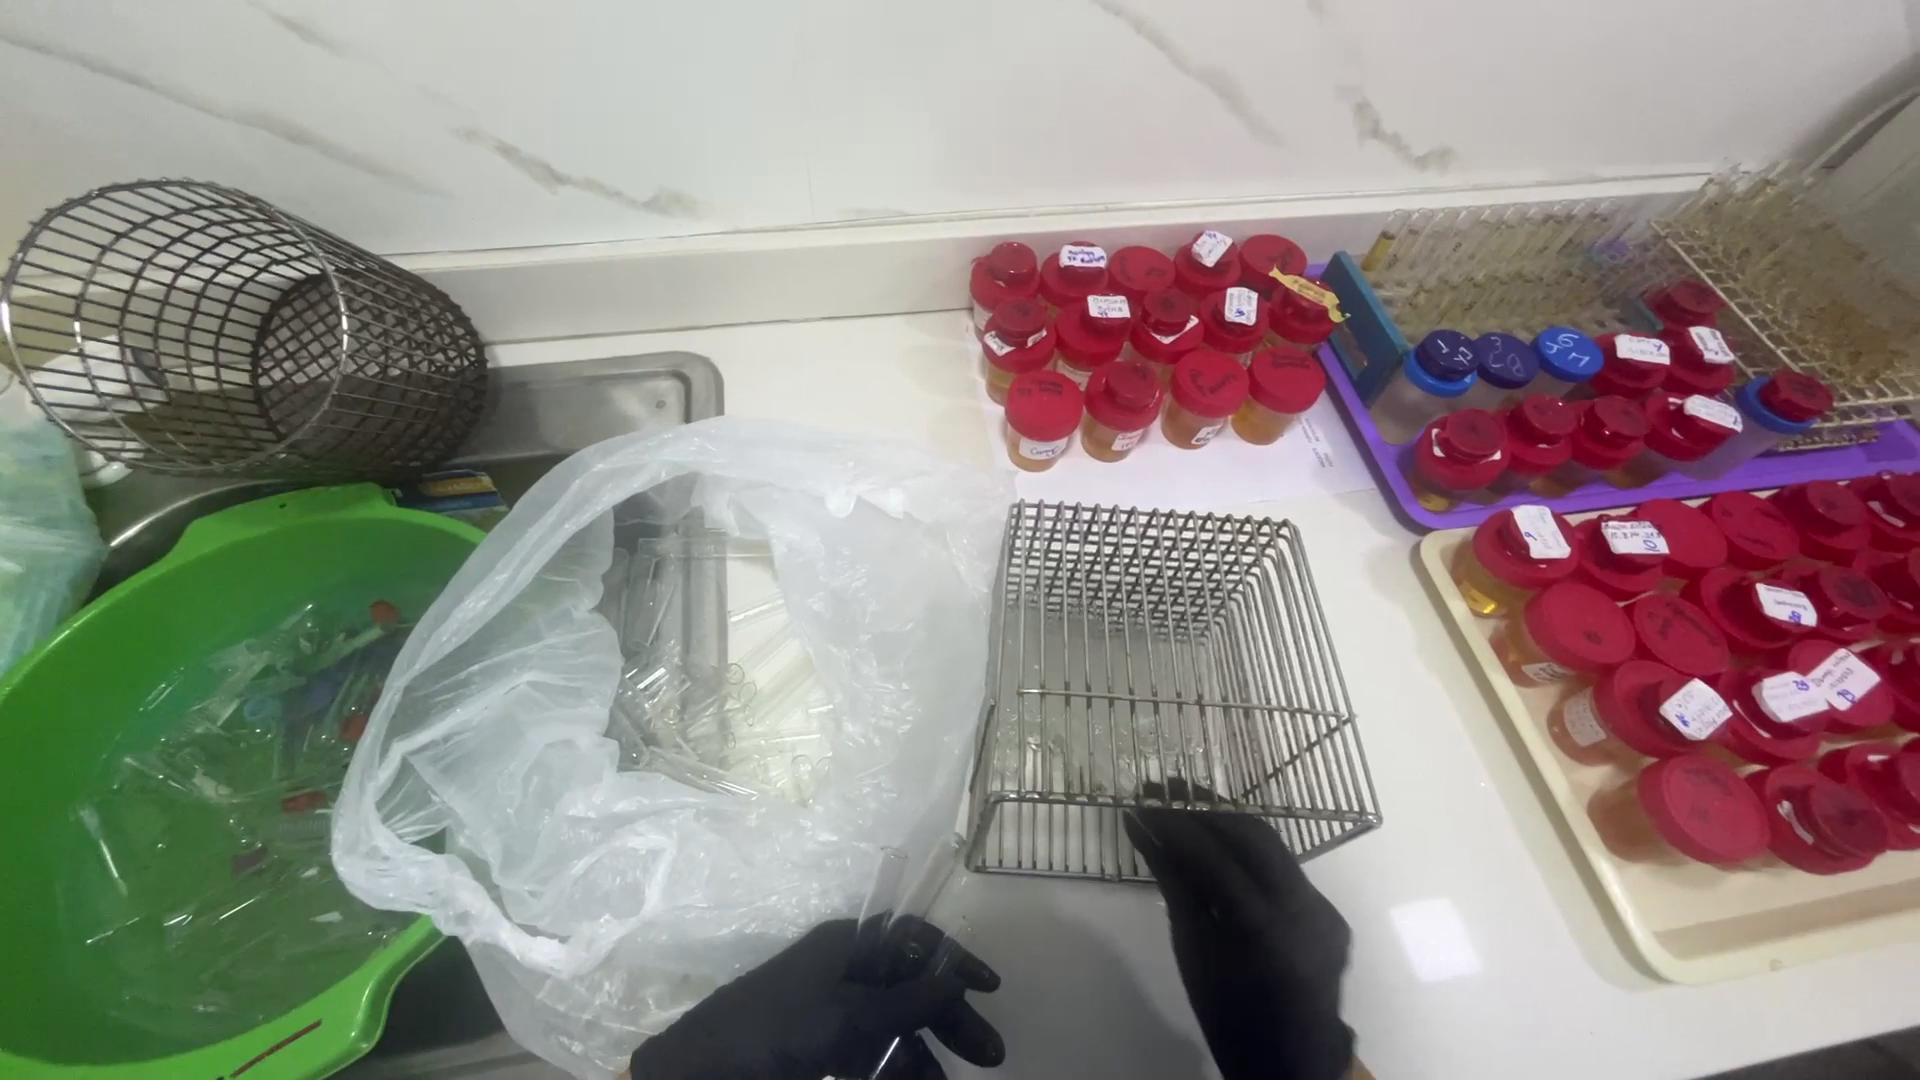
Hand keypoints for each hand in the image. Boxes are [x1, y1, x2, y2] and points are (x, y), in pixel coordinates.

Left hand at [628, 917, 1003, 1079]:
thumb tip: (955, 978)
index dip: (953, 959)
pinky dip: (895, 1070)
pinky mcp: (820, 1049)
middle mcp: (845, 970)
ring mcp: (832, 1011)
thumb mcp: (846, 1016)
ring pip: (895, 1026)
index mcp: (848, 944)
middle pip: (911, 985)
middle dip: (950, 1017)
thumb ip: (905, 1001)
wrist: (697, 1074)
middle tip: (991, 1055)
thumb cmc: (774, 1030)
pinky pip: (871, 1055)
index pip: (913, 938)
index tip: (990, 988)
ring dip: (927, 1055)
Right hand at [1125, 784, 1353, 1079]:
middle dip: (1204, 808)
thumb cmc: (1227, 1012)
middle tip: (1164, 791)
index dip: (1174, 825)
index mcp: (1265, 926)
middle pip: (1252, 833)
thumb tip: (1141, 827)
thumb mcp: (1192, 947)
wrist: (1291, 1062)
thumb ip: (1172, 880)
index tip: (1142, 805)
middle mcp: (1304, 906)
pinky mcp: (1328, 910)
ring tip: (1186, 806)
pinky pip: (1284, 867)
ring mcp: (1323, 906)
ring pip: (1272, 843)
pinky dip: (1247, 852)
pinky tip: (1219, 847)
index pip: (1214, 855)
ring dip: (1226, 822)